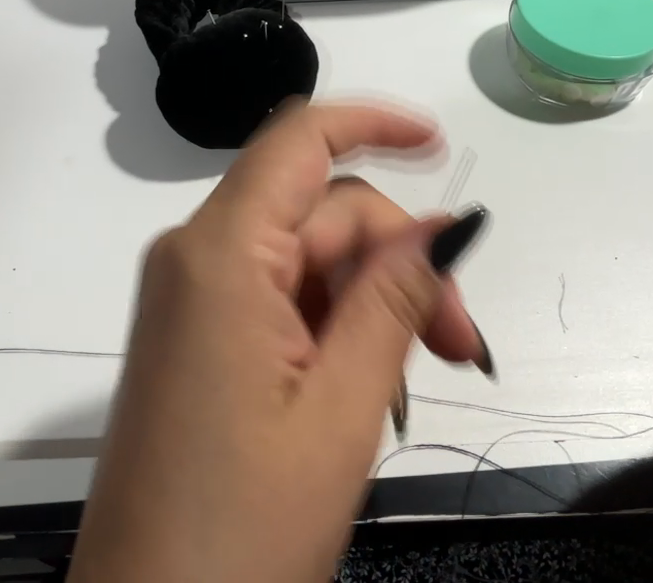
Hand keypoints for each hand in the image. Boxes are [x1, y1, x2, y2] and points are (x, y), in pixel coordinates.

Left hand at [68, 103, 488, 582]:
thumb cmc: (242, 528)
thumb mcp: (342, 407)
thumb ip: (394, 297)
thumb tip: (445, 222)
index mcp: (221, 253)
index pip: (301, 140)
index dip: (374, 124)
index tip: (439, 143)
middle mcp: (196, 256)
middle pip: (318, 211)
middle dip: (399, 257)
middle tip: (462, 343)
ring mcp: (191, 296)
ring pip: (305, 256)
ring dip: (373, 295)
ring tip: (426, 371)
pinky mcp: (195, 335)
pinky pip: (279, 294)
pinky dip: (334, 318)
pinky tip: (370, 377)